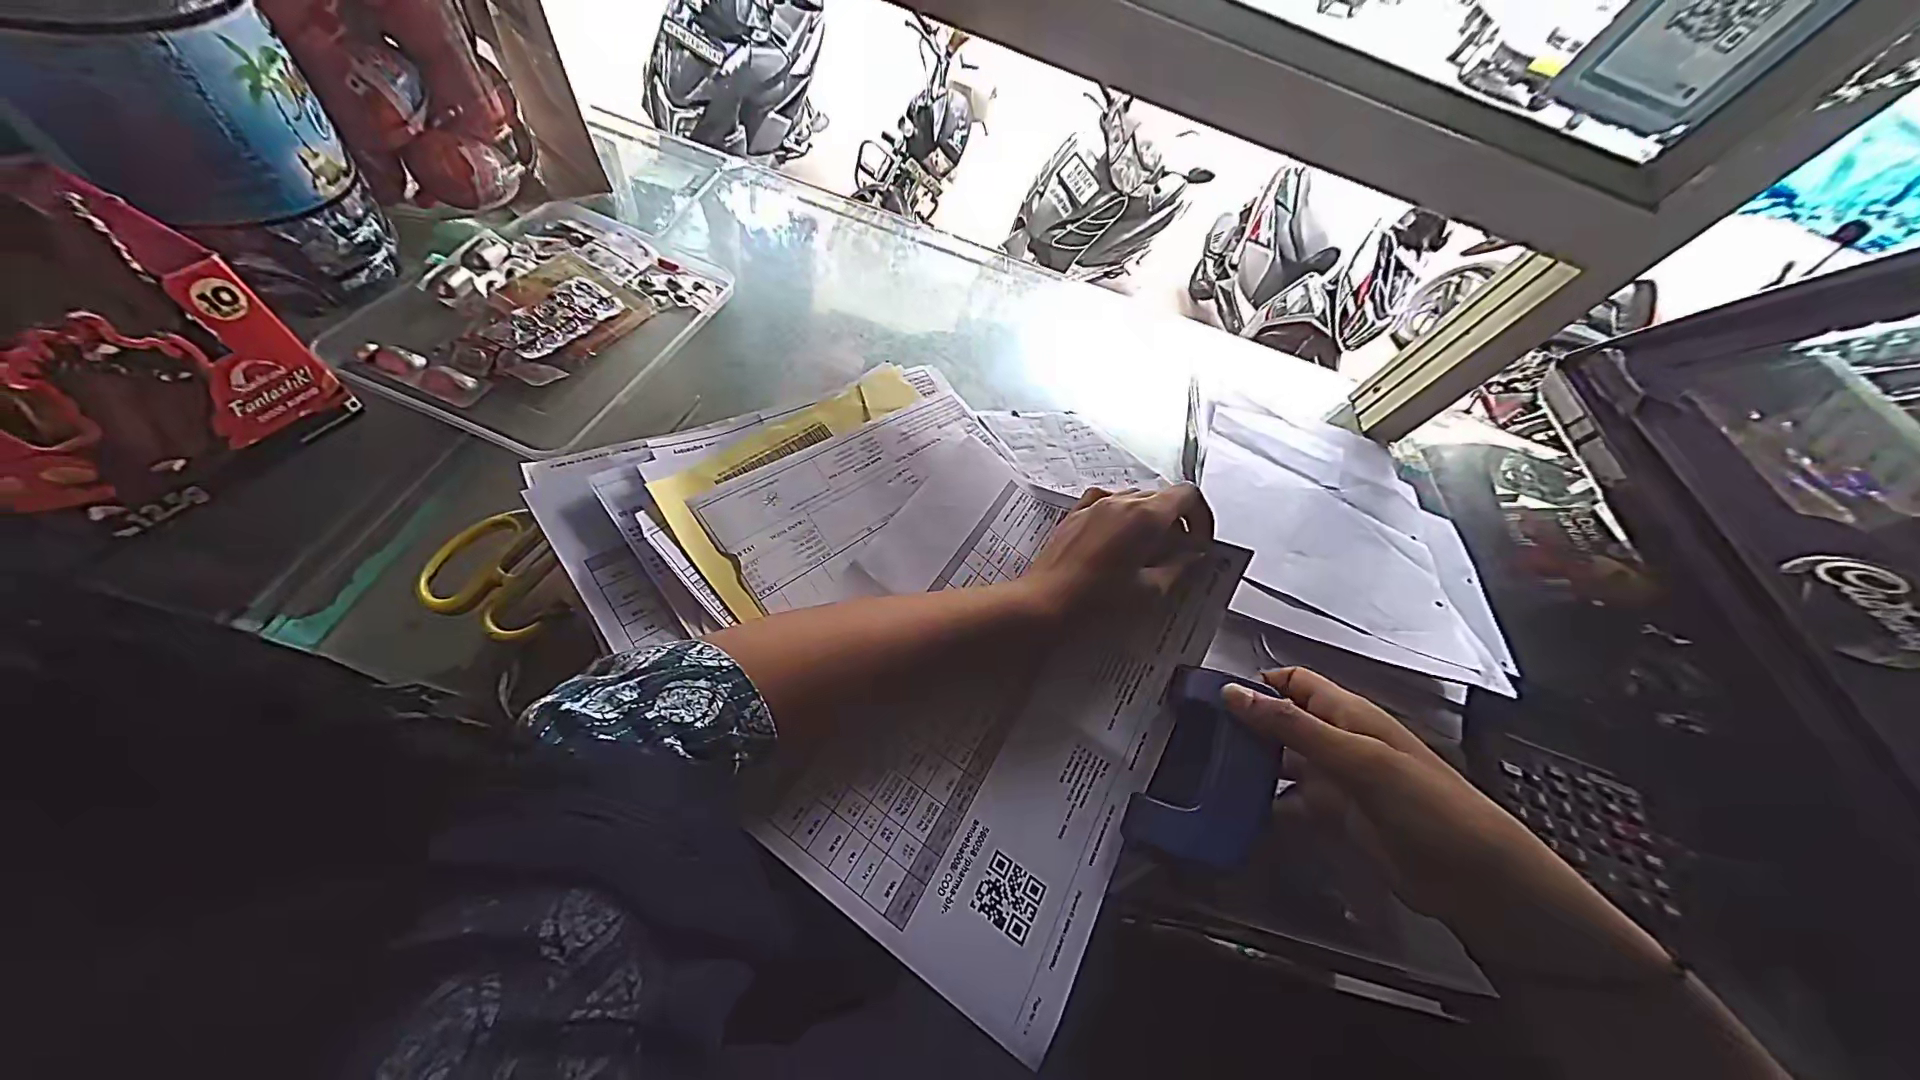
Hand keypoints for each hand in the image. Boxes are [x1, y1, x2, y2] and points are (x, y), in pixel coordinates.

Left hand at [1022, 484, 1213, 617]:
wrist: (1045, 602)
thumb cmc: (1097, 601)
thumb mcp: (1149, 590)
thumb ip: (1179, 567)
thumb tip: (1193, 555)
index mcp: (1145, 516)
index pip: (1187, 496)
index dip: (1201, 517)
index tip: (1200, 543)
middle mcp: (1119, 501)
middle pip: (1161, 496)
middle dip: (1176, 522)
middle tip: (1178, 554)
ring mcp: (1093, 506)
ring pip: (1133, 499)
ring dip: (1148, 519)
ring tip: (1146, 552)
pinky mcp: (1074, 516)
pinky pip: (1105, 504)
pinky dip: (1119, 516)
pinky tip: (1116, 540)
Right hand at [1225, 667, 1672, 980]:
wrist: (1474, 878)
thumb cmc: (1425, 803)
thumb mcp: (1355, 757)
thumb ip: (1292, 725)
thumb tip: (1234, 694)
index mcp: (1345, 713)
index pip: (1292, 682)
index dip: (1257, 684)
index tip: (1214, 698)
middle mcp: (1337, 740)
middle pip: (1281, 720)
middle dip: (1246, 724)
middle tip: (1202, 736)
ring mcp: (1335, 778)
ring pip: (1281, 760)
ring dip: (1252, 763)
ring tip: (1211, 770)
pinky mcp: (1335, 814)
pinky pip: (1290, 799)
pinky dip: (1267, 801)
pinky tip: (1242, 808)